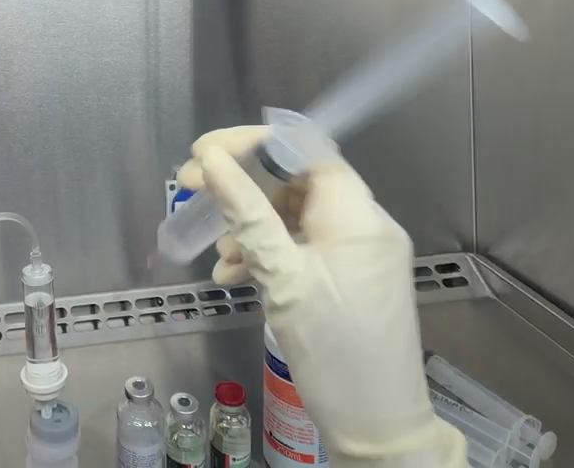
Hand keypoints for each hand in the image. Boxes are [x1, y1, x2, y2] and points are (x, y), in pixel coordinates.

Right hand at [179, 127, 464, 467]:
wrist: (380, 431)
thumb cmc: (334, 350)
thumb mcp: (281, 276)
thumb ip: (245, 211)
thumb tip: (210, 159)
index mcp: (357, 216)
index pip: (304, 149)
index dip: (252, 143)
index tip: (206, 153)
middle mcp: (363, 224)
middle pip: (295, 179)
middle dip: (243, 184)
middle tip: (194, 190)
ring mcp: (357, 252)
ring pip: (293, 213)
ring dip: (250, 222)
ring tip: (216, 248)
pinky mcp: (349, 276)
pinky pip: (302, 244)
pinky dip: (267, 250)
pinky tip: (234, 273)